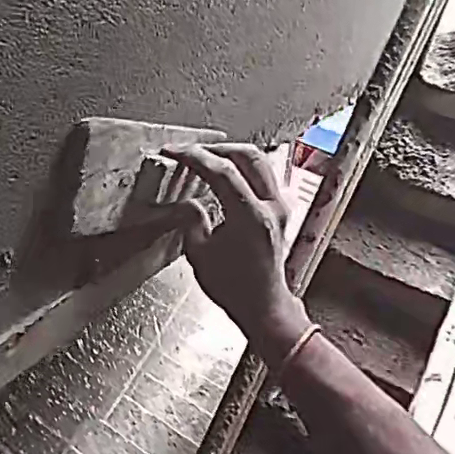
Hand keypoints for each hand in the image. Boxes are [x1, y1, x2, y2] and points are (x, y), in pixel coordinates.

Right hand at [162, 143, 310, 362]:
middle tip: (190, 152)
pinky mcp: (280, 211)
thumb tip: (187, 202)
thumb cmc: (233, 286)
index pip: (222, 171)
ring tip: (206, 159)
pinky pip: (263, 176)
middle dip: (215, 149)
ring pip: (259, 162)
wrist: (262, 304)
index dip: (194, 157)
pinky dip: (242, 168)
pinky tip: (225, 175)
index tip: (174, 151)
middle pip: (247, 156)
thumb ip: (192, 220)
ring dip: (230, 155)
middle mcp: (271, 207)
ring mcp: (280, 207)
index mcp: (250, 216)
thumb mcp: (199, 253)